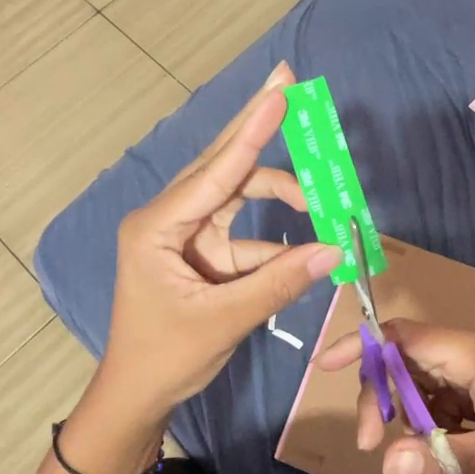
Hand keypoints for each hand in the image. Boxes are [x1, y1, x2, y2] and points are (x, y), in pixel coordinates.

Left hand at [98, 63, 343, 416]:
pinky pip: (245, 231)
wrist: (138, 393)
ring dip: (278, 194)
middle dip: (257, 126)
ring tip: (321, 201)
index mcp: (157, 226)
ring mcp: (186, 232)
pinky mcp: (202, 251)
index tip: (279, 91)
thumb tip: (336, 251)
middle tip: (286, 80)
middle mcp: (169, 217)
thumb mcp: (224, 321)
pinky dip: (275, 239)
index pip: (215, 172)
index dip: (252, 131)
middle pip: (222, 163)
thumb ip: (279, 284)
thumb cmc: (165, 357)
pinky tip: (307, 246)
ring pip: (237, 193)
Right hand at [316, 319, 474, 473]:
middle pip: (402, 358)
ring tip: (413, 453)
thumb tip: (384, 462)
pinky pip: (430, 400)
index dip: (361, 345)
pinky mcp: (474, 396)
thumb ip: (440, 458)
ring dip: (400, 413)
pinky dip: (420, 423)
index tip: (322, 365)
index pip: (403, 335)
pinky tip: (434, 451)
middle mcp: (470, 354)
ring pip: (412, 380)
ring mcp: (473, 374)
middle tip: (373, 444)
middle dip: (380, 395)